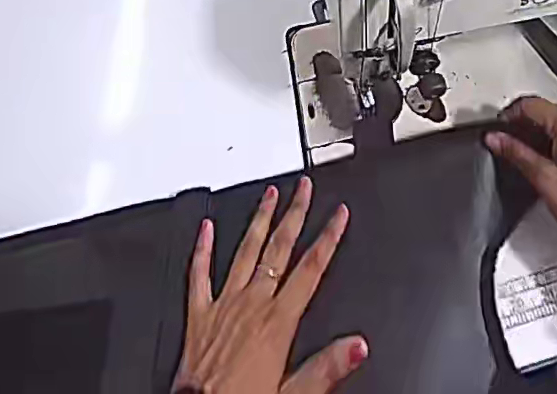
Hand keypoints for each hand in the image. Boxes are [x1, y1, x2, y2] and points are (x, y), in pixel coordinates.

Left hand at [175, 177, 366, 393]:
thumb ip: (326, 368)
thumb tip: (358, 346)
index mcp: (277, 322)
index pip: (311, 268)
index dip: (328, 237)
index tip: (339, 214)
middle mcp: (252, 304)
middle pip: (280, 248)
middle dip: (295, 213)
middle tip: (303, 188)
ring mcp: (224, 305)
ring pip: (246, 251)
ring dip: (260, 219)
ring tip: (269, 194)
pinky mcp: (198, 316)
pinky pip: (199, 275)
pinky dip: (202, 249)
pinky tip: (206, 227)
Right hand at [484, 97, 556, 306]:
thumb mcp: (543, 179)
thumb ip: (516, 153)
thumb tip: (496, 138)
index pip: (532, 104)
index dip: (510, 113)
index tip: (497, 128)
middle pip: (543, 110)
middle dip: (520, 122)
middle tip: (502, 138)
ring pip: (553, 122)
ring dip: (532, 132)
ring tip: (515, 150)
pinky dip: (546, 142)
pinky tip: (537, 159)